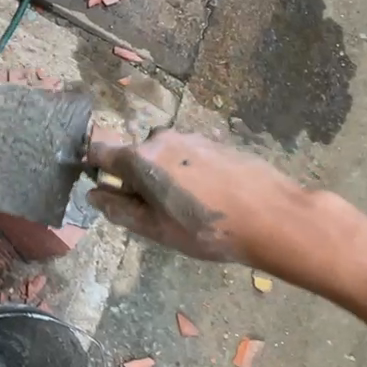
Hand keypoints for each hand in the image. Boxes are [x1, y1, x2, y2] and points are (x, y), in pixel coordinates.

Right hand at [86, 129, 313, 269]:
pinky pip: (189, 154)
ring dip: (166, 174)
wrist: (274, 217)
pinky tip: (213, 196)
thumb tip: (93, 194)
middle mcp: (159, 138)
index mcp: (138, 159)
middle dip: (137, 178)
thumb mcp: (156, 230)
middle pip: (134, 155)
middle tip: (158, 209)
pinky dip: (191, 171)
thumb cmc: (206, 229)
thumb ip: (118, 209)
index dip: (97, 169)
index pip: (99, 152)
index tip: (108, 189)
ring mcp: (189, 136)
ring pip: (164, 154)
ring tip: (190, 204)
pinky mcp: (215, 141)